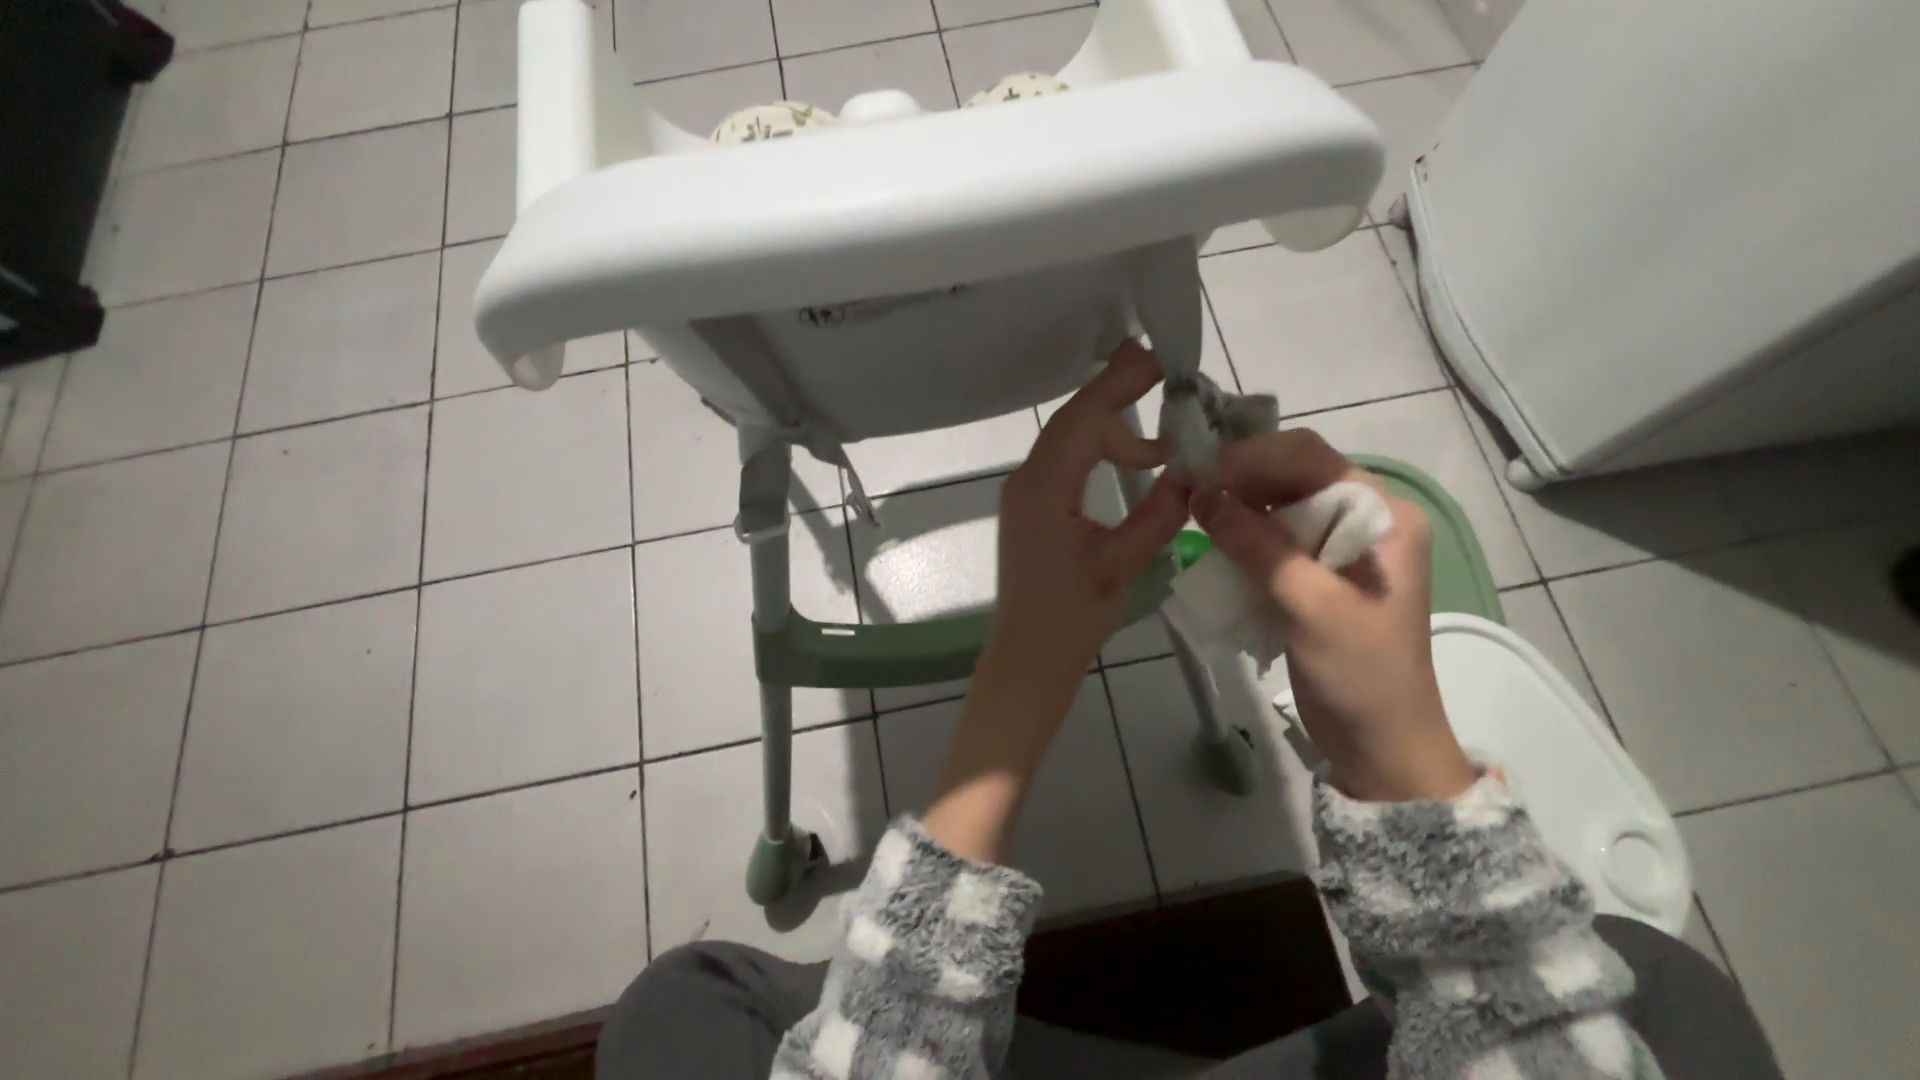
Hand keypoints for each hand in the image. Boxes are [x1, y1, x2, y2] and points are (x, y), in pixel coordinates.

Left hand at [986, 339, 1191, 700]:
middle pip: (1073, 421)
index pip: (1082, 420)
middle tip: (1162, 368)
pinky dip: (1102, 451)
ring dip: (1114, 426)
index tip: (1159, 359)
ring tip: (1164, 429)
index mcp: (1043, 488)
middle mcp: (1027, 480)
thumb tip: (1194, 471)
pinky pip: (1068, 462)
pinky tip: (1137, 461)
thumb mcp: (1120, 565)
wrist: (1028, 658)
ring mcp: (1027, 493)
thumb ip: (1159, 513)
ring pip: (1070, 439)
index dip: (1119, 385)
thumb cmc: (1070, 619)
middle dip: (1116, 391)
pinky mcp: (1035, 507)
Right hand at [1192, 432, 1476, 801]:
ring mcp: (1340, 546)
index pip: (1312, 458)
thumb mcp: (1311, 605)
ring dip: (1237, 506)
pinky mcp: (1316, 573)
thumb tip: (1203, 494)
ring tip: (1191, 512)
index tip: (1200, 474)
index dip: (1253, 458)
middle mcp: (1365, 518)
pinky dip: (1241, 536)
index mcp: (1385, 514)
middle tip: (1188, 490)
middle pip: (1294, 475)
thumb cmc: (1361, 673)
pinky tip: (1212, 543)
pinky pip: (1272, 537)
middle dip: (1241, 478)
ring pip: (1278, 504)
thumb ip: (1259, 546)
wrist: (1380, 744)